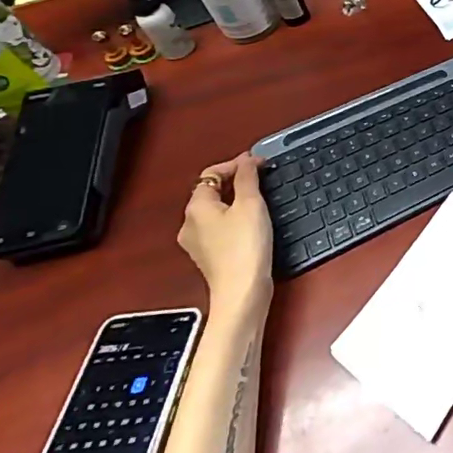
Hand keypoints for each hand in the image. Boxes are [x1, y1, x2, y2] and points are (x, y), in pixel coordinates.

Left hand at [178, 153, 272, 316]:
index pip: (213, 173)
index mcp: (196, 207)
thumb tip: (246, 159)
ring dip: (236, 200)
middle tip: (262, 179)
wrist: (242, 293)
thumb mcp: (251, 203)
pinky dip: (234, 219)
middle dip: (236, 181)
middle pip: (212, 192)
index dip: (237, 164)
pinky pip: (219, 228)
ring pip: (216, 211)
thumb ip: (247, 177)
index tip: (261, 165)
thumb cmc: (246, 245)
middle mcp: (189, 224)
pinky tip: (252, 223)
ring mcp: (197, 244)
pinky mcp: (209, 258)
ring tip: (260, 199)